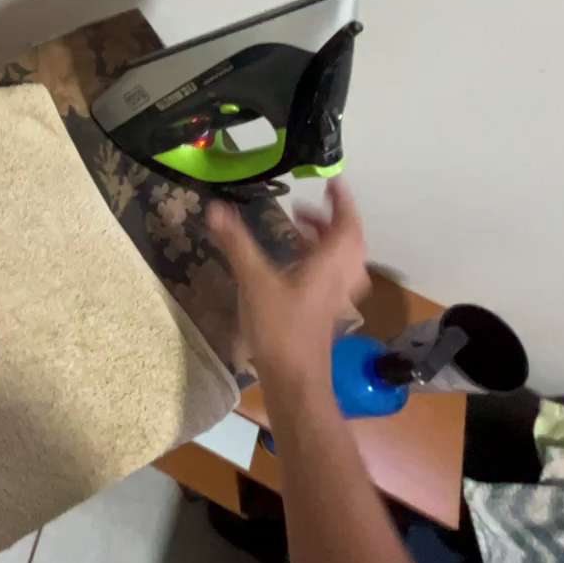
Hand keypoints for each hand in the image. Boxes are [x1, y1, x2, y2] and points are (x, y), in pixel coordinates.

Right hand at [208, 179, 371, 389]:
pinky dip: (316, 260)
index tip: (333, 182)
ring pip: (341, 261)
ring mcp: (333, 298)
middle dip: (332, 220)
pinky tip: (292, 264)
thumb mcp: (254, 281)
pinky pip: (329, 275)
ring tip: (299, 229)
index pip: (346, 226)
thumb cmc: (280, 328)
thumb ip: (236, 243)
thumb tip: (214, 208)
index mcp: (329, 266)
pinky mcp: (323, 311)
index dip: (342, 203)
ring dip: (325, 240)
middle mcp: (338, 279)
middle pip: (348, 243)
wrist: (295, 380)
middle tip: (307, 207)